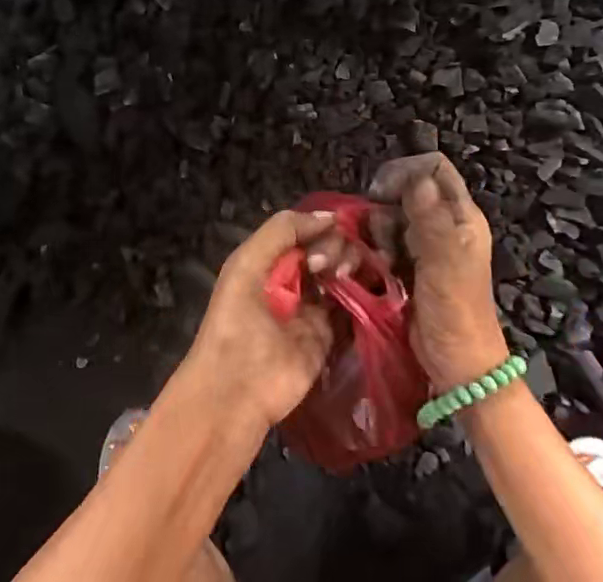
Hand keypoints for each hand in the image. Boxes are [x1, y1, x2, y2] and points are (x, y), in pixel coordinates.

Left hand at [182, 211, 343, 431]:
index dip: (321, 226)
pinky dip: (364, 293)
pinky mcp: (331, 334)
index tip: (329, 232)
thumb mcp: (247, 264)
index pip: (306, 228)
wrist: (238, 386)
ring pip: (345, 273)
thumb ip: (282, 232)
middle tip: (324, 267)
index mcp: (268, 257)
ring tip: (341, 278)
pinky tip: (365, 289)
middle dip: (335, 246)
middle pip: (329, 247)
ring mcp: (314, 306)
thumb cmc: (236, 320)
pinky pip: (354, 305)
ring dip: (350, 267)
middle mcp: (292, 277)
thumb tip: (329, 215)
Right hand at [366, 153, 509, 390]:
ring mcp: (422, 245)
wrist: (457, 367)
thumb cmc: (457, 316)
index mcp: (461, 218)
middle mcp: (441, 225)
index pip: (432, 169)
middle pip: (400, 193)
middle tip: (379, 239)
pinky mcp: (405, 264)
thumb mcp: (445, 267)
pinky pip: (378, 242)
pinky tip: (371, 270)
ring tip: (377, 263)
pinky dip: (369, 252)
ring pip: (385, 218)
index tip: (380, 195)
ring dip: (372, 236)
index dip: (404, 173)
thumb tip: (417, 179)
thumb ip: (431, 222)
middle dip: (381, 211)